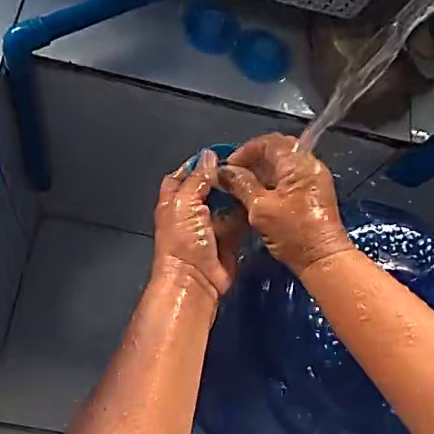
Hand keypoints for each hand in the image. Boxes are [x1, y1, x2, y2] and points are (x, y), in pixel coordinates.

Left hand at [153, 149, 247, 299]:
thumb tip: (209, 156)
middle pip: (209, 187)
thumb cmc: (181, 241)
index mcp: (174, 200)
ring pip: (227, 202)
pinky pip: (240, 220)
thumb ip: (198, 178)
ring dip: (239, 192)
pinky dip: (248, 211)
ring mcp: (211, 225)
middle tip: (245, 164)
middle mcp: (191, 211)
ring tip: (257, 177)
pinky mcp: (229, 238)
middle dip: (224, 177)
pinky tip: (259, 198)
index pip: (184, 174)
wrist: (194, 280)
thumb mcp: (184, 201)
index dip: (199, 164)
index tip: (220, 153)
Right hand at [218, 133, 353, 272]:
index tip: (229, 167)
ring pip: (283, 164)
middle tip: (234, 174)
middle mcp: (309, 166)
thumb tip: (224, 172)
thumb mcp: (260, 208)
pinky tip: (257, 195)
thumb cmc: (293, 234)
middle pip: (277, 150)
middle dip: (253, 160)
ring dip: (262, 171)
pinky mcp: (313, 193)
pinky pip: (290, 178)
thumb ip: (242, 185)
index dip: (245, 151)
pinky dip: (272, 181)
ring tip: (242, 186)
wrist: (322, 259)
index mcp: (298, 164)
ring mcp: (313, 179)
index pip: (269, 143)